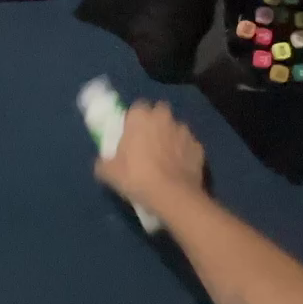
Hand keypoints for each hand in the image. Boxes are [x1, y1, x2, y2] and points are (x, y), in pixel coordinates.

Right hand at [94, 101, 206, 215]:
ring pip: (175, 129)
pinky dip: (184, 154)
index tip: (130, 136)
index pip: (136, 108)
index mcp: (141, 116)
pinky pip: (187, 146)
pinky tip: (178, 169)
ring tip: (164, 159)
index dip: (133, 121)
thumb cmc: (137, 177)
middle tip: (146, 144)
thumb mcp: (109, 173)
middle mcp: (164, 116)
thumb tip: (104, 163)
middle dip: (154, 124)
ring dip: (170, 138)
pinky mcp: (199, 146)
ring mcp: (184, 130)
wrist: (172, 195)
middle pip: (158, 113)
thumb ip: (104, 162)